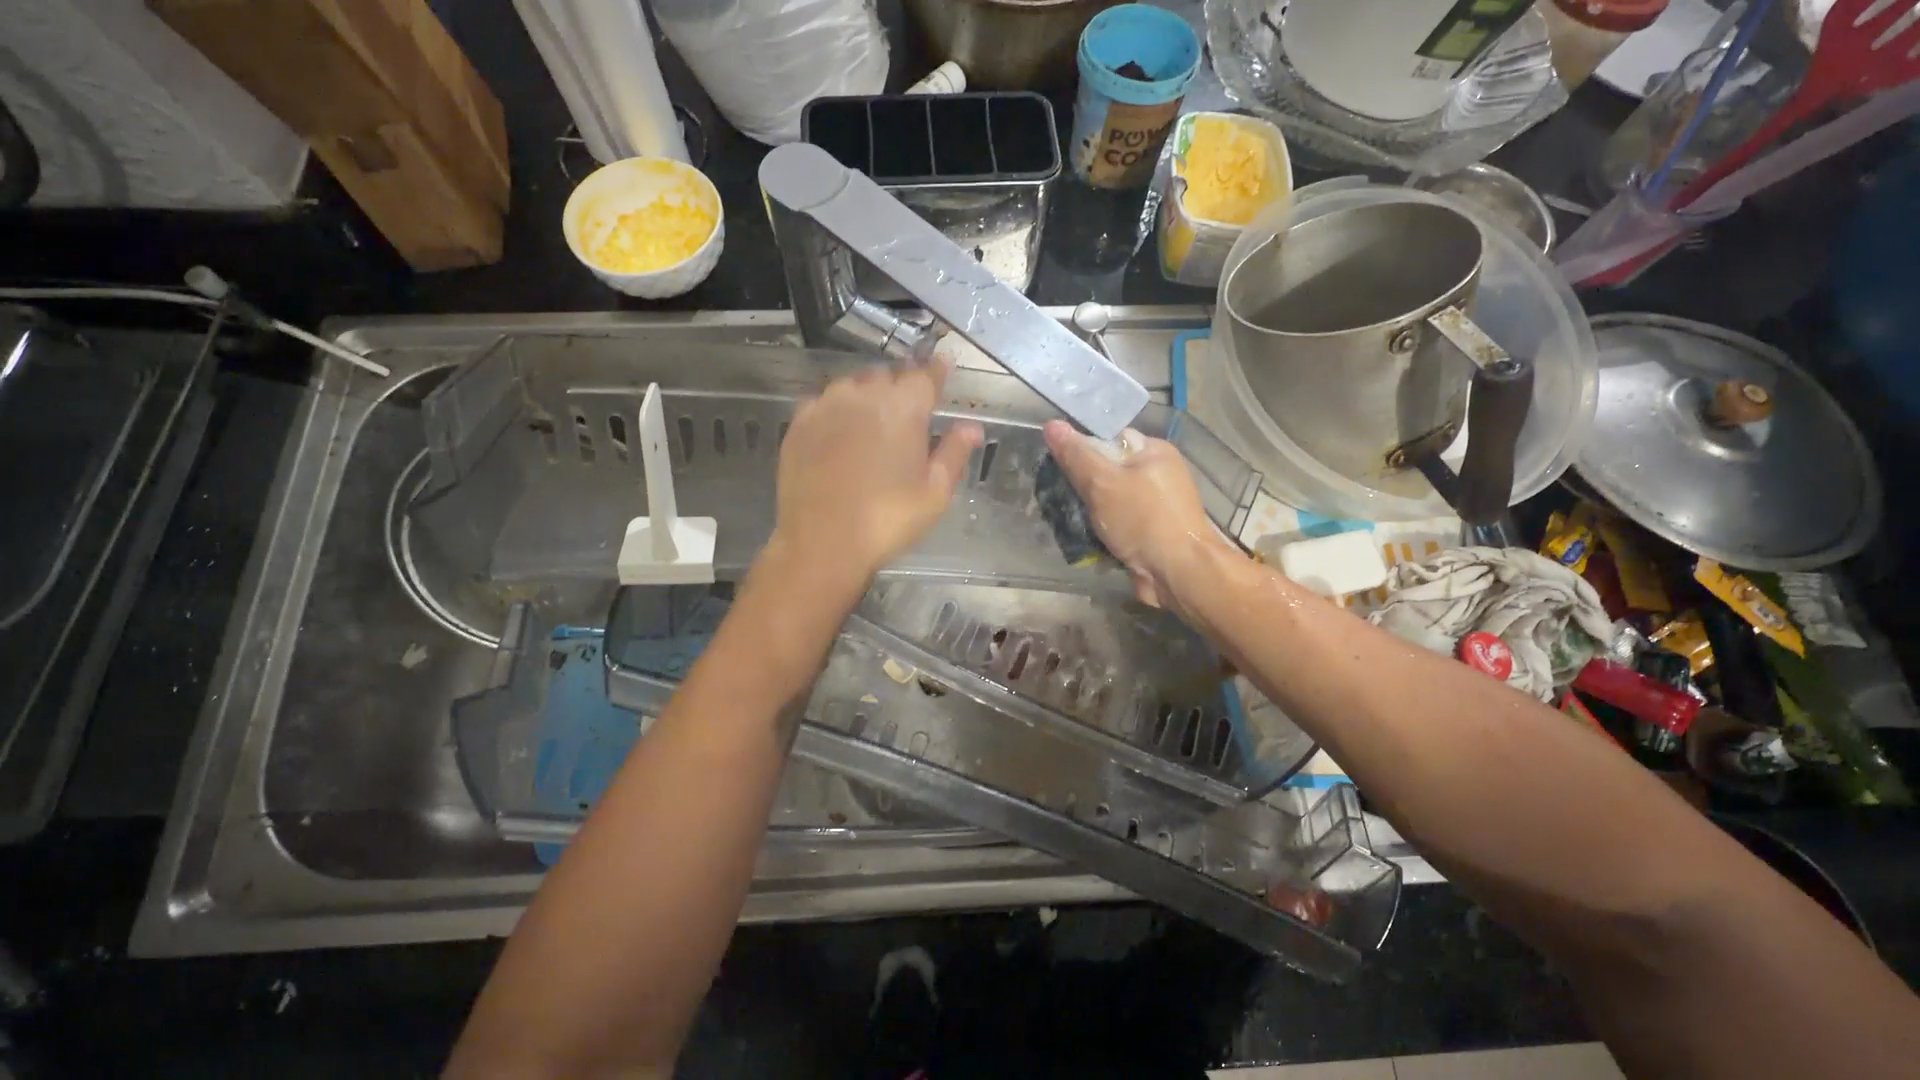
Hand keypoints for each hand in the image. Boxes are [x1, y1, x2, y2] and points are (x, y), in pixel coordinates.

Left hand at [769, 361, 984, 586]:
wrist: (821, 540)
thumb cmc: (888, 518)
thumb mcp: (935, 492)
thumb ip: (954, 453)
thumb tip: (972, 427)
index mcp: (904, 406)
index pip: (926, 375)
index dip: (937, 370)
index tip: (944, 365)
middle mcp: (864, 394)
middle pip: (887, 375)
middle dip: (900, 385)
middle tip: (907, 407)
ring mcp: (827, 405)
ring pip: (853, 385)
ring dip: (867, 394)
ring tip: (872, 417)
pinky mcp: (799, 423)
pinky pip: (823, 402)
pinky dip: (836, 409)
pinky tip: (839, 428)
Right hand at [1043, 419, 1232, 609]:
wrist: (1179, 574)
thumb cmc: (1144, 520)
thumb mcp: (1103, 483)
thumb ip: (1077, 455)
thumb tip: (1052, 425)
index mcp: (1153, 451)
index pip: (1109, 436)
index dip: (1081, 446)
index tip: (1057, 461)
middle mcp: (1157, 473)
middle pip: (1107, 468)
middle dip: (1082, 482)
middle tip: (1057, 492)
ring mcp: (1155, 505)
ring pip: (1109, 498)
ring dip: (1088, 509)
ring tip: (1065, 516)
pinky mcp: (1149, 531)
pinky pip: (1117, 521)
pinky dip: (1101, 528)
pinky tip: (1084, 535)